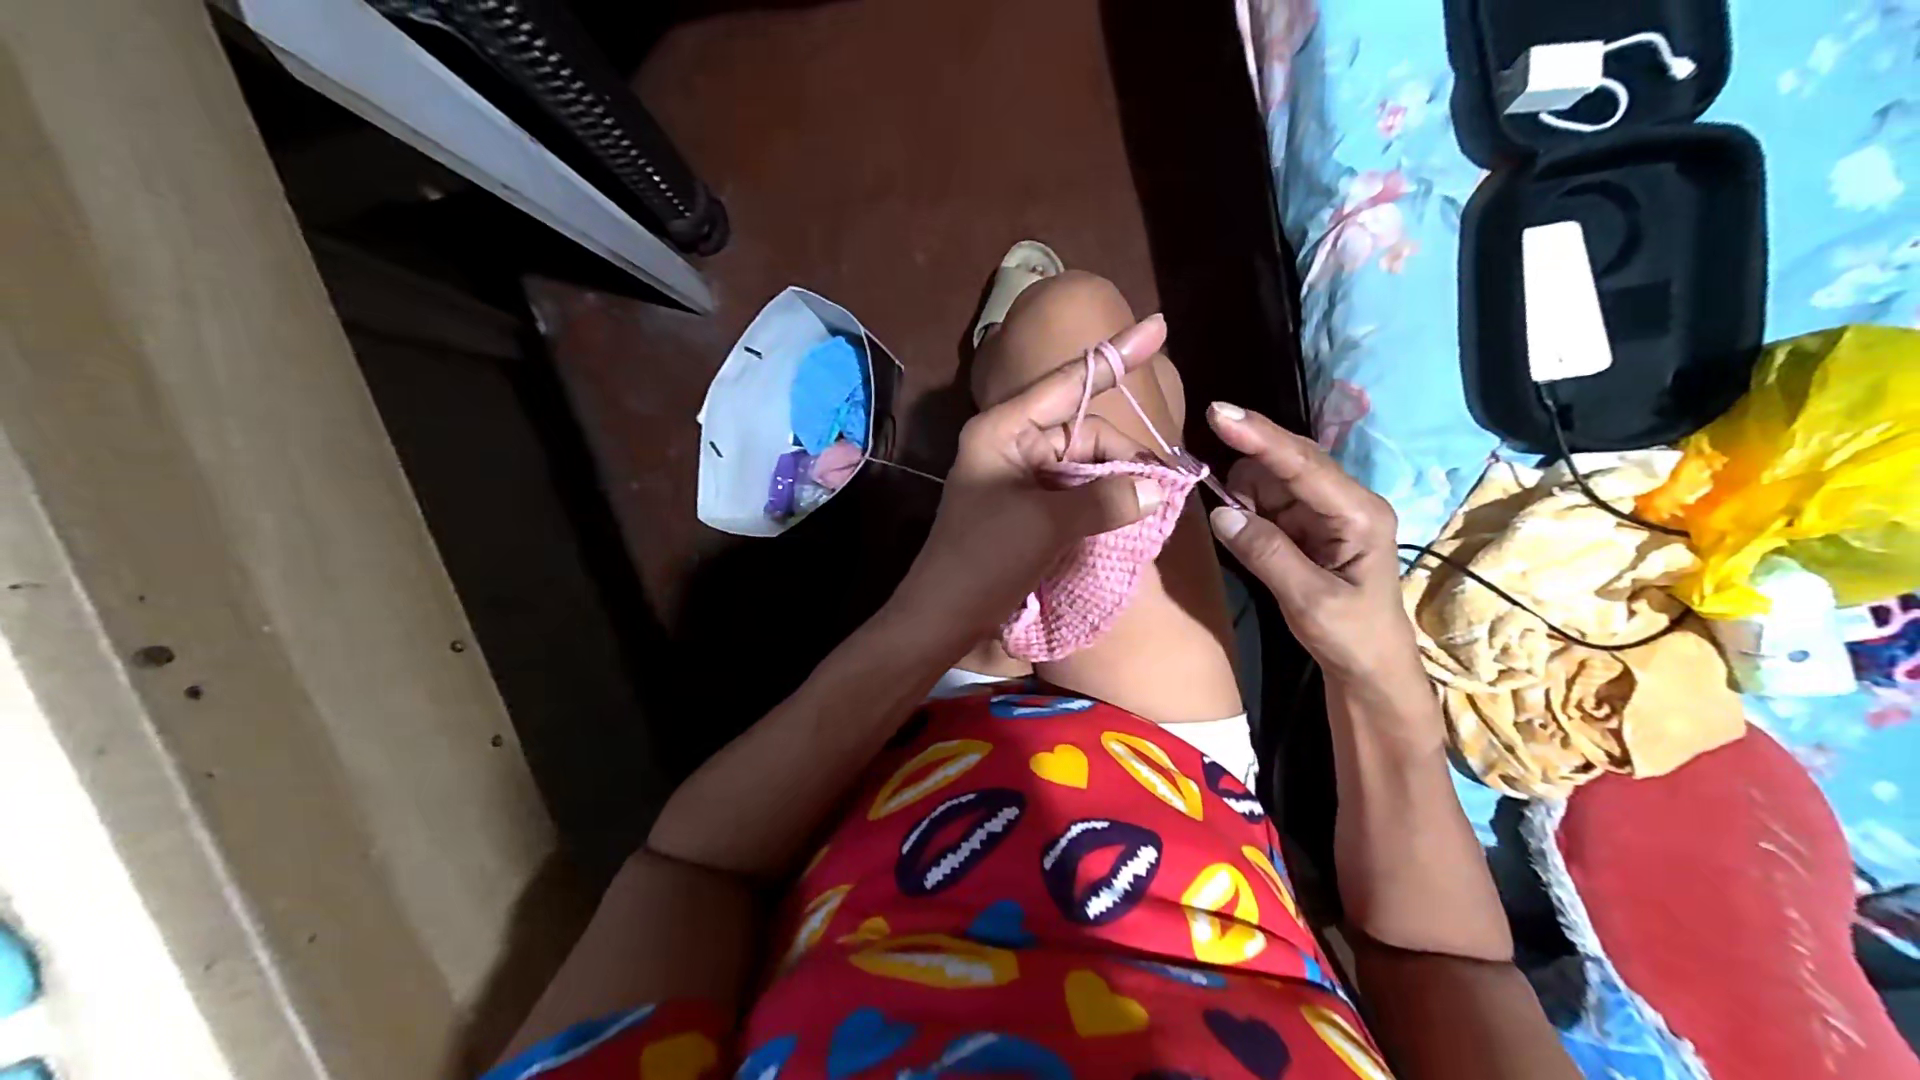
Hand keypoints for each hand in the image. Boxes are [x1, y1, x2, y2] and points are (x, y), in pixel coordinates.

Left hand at [893, 316, 1168, 638]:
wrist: (943, 615)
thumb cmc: (984, 560)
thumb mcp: (1048, 525)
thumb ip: (1105, 499)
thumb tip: (1156, 488)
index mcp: (1004, 430)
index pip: (1069, 382)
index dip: (1116, 355)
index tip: (1159, 324)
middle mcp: (1012, 443)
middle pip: (1083, 429)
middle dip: (1124, 452)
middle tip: (1167, 484)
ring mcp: (1019, 475)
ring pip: (1082, 463)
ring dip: (1115, 481)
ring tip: (1151, 506)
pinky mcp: (1026, 505)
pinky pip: (1073, 489)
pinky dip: (1100, 500)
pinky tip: (1128, 515)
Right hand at [1203, 403, 1415, 679]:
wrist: (1368, 667)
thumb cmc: (1352, 636)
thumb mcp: (1310, 601)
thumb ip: (1266, 553)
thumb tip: (1220, 512)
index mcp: (1358, 513)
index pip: (1303, 464)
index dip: (1260, 437)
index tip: (1219, 413)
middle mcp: (1342, 501)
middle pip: (1287, 459)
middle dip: (1246, 461)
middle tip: (1204, 480)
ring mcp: (1321, 511)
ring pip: (1270, 478)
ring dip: (1241, 493)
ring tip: (1237, 531)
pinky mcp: (1302, 525)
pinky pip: (1264, 501)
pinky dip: (1243, 507)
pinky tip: (1239, 528)